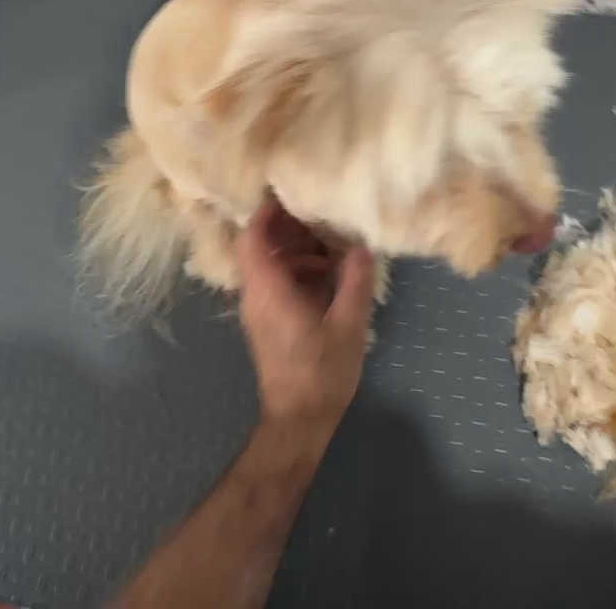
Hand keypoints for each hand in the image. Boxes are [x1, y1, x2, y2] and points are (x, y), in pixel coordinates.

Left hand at [235, 196, 375, 433]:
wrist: (298, 421)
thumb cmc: (321, 373)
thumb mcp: (348, 325)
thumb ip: (354, 282)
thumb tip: (363, 247)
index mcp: (268, 289)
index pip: (252, 237)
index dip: (266, 212)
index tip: (289, 194)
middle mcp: (255, 296)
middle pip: (259, 247)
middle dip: (286, 228)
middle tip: (319, 215)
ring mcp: (258, 311)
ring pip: (267, 266)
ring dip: (294, 251)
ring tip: (330, 247)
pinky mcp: (266, 324)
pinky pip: (274, 284)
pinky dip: (296, 272)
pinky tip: (327, 277)